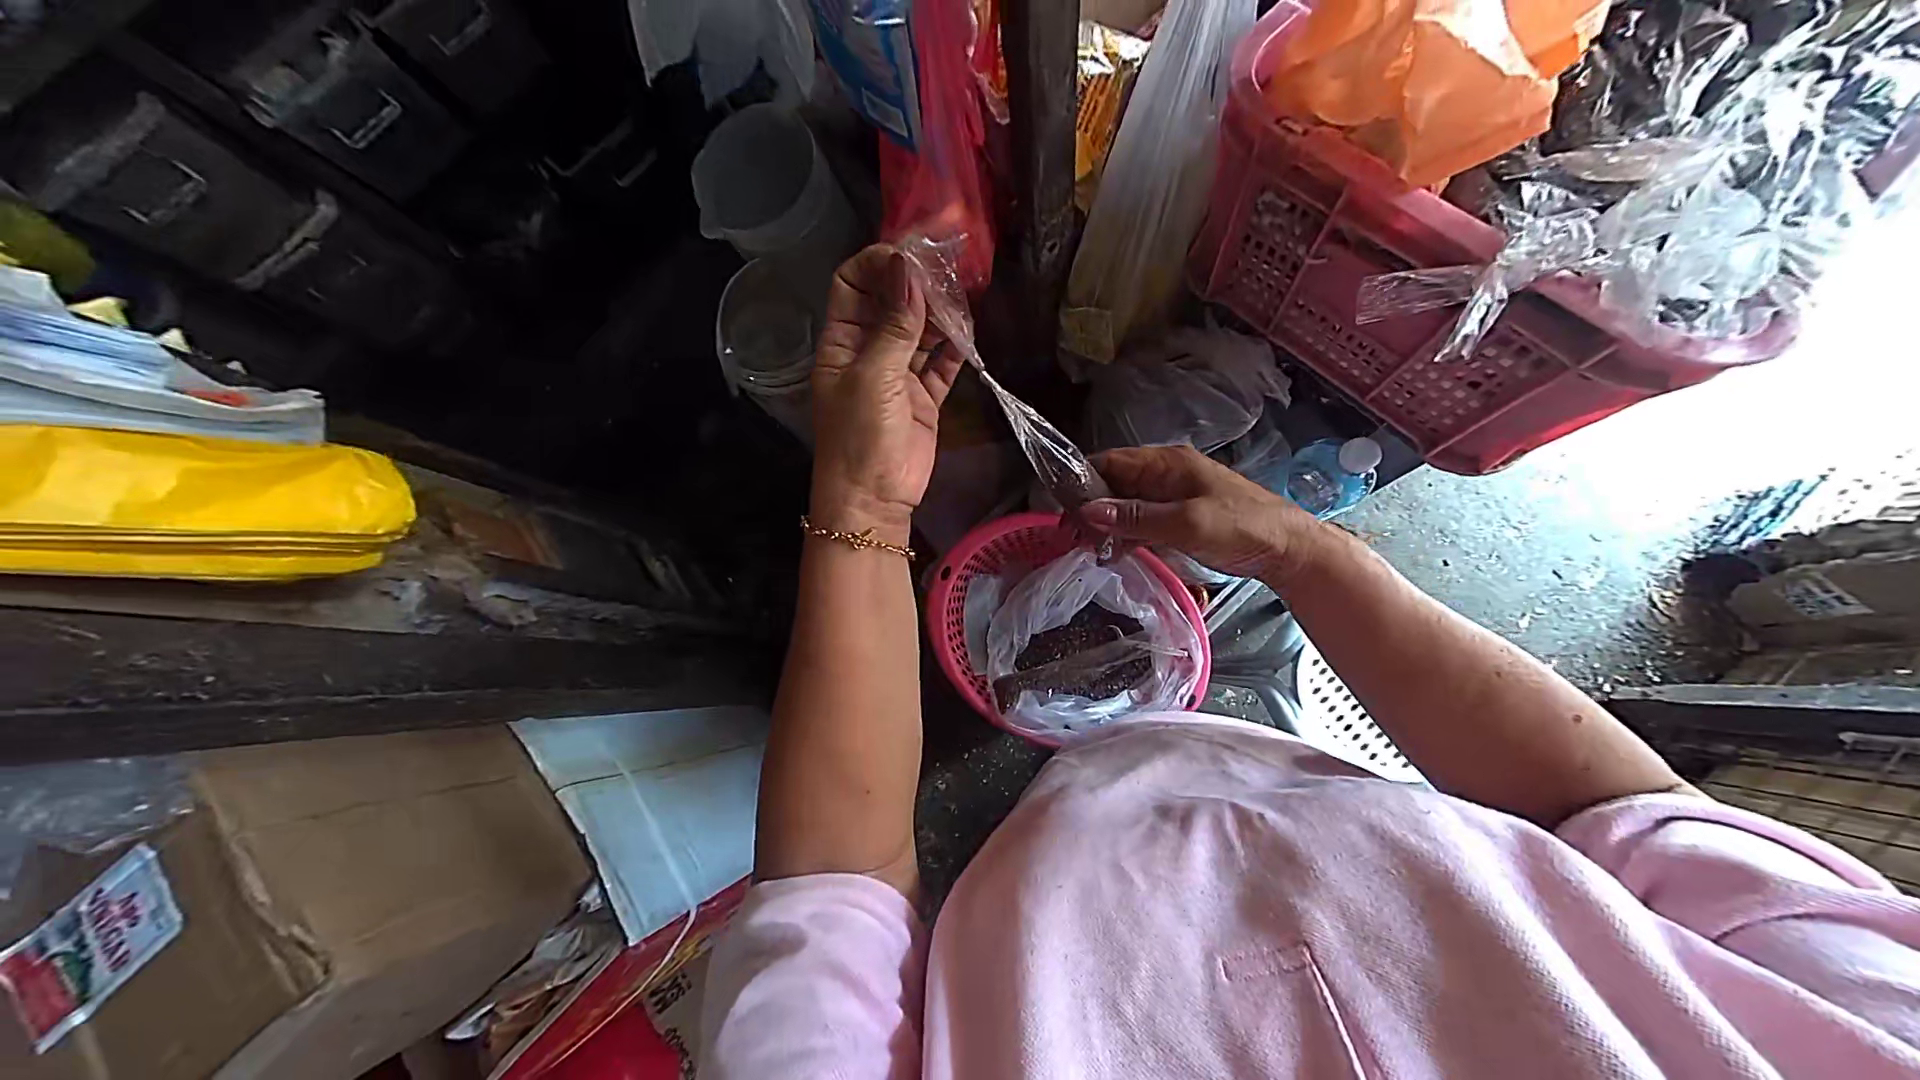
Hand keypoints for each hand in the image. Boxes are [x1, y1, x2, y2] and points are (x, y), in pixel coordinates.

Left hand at [810, 245, 962, 543]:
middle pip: (891, 301)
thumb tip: (907, 268)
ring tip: (965, 292)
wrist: (874, 501)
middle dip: (917, 280)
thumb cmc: (860, 438)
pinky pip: (941, 364)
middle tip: (952, 258)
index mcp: (841, 341)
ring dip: (940, 312)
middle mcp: (868, 351)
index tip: (913, 254)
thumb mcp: (873, 377)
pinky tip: (969, 333)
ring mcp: (897, 374)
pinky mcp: (923, 398)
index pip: (854, 284)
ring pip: (920, 330)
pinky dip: (954, 349)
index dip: (880, 264)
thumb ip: (894, 325)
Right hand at [1075, 445, 1329, 584]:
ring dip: (1105, 525)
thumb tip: (1086, 511)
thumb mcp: (1186, 524)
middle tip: (1073, 537)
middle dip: (1089, 508)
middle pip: (1112, 484)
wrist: (1288, 550)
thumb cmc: (1241, 528)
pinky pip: (1139, 521)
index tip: (1062, 510)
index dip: (1081, 482)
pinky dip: (1124, 536)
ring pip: (1123, 505)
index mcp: (1166, 463)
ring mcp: (1170, 497)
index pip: (1109, 462)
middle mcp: (1163, 474)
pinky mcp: (1176, 518)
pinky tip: (1113, 554)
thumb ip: (1135, 517)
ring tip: (1089, 549)